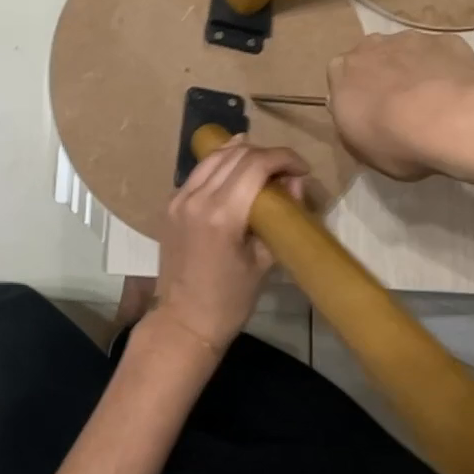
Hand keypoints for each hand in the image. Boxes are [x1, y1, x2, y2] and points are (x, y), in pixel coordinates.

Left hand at [157, 140, 305, 347]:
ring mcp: (179, 198)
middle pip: (235, 154)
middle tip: (287, 170)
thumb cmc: (230, 300)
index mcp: (221, 214)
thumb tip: (295, 183)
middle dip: (266, 154)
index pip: (255, 164)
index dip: (283, 158)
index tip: (303, 168)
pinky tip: (236, 169)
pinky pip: (199, 172)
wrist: (184, 320)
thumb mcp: (264, 261)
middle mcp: (197, 197)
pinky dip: (220, 164)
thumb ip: (279, 217)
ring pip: (214, 157)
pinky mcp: (170, 203)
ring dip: (242, 154)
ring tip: (265, 164)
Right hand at [326, 31, 473, 180]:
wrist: (451, 119)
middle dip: (383, 77)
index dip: (355, 96)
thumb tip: (360, 117)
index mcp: (341, 70)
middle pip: (373, 59)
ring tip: (434, 102)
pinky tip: (457, 93)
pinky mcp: (446, 40)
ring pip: (407, 52)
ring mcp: (410, 39)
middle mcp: (370, 46)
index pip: (340, 77)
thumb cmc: (395, 139)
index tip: (368, 116)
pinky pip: (441, 54)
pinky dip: (446, 69)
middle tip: (401, 109)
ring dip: (414, 70)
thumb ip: (354, 125)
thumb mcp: (360, 148)